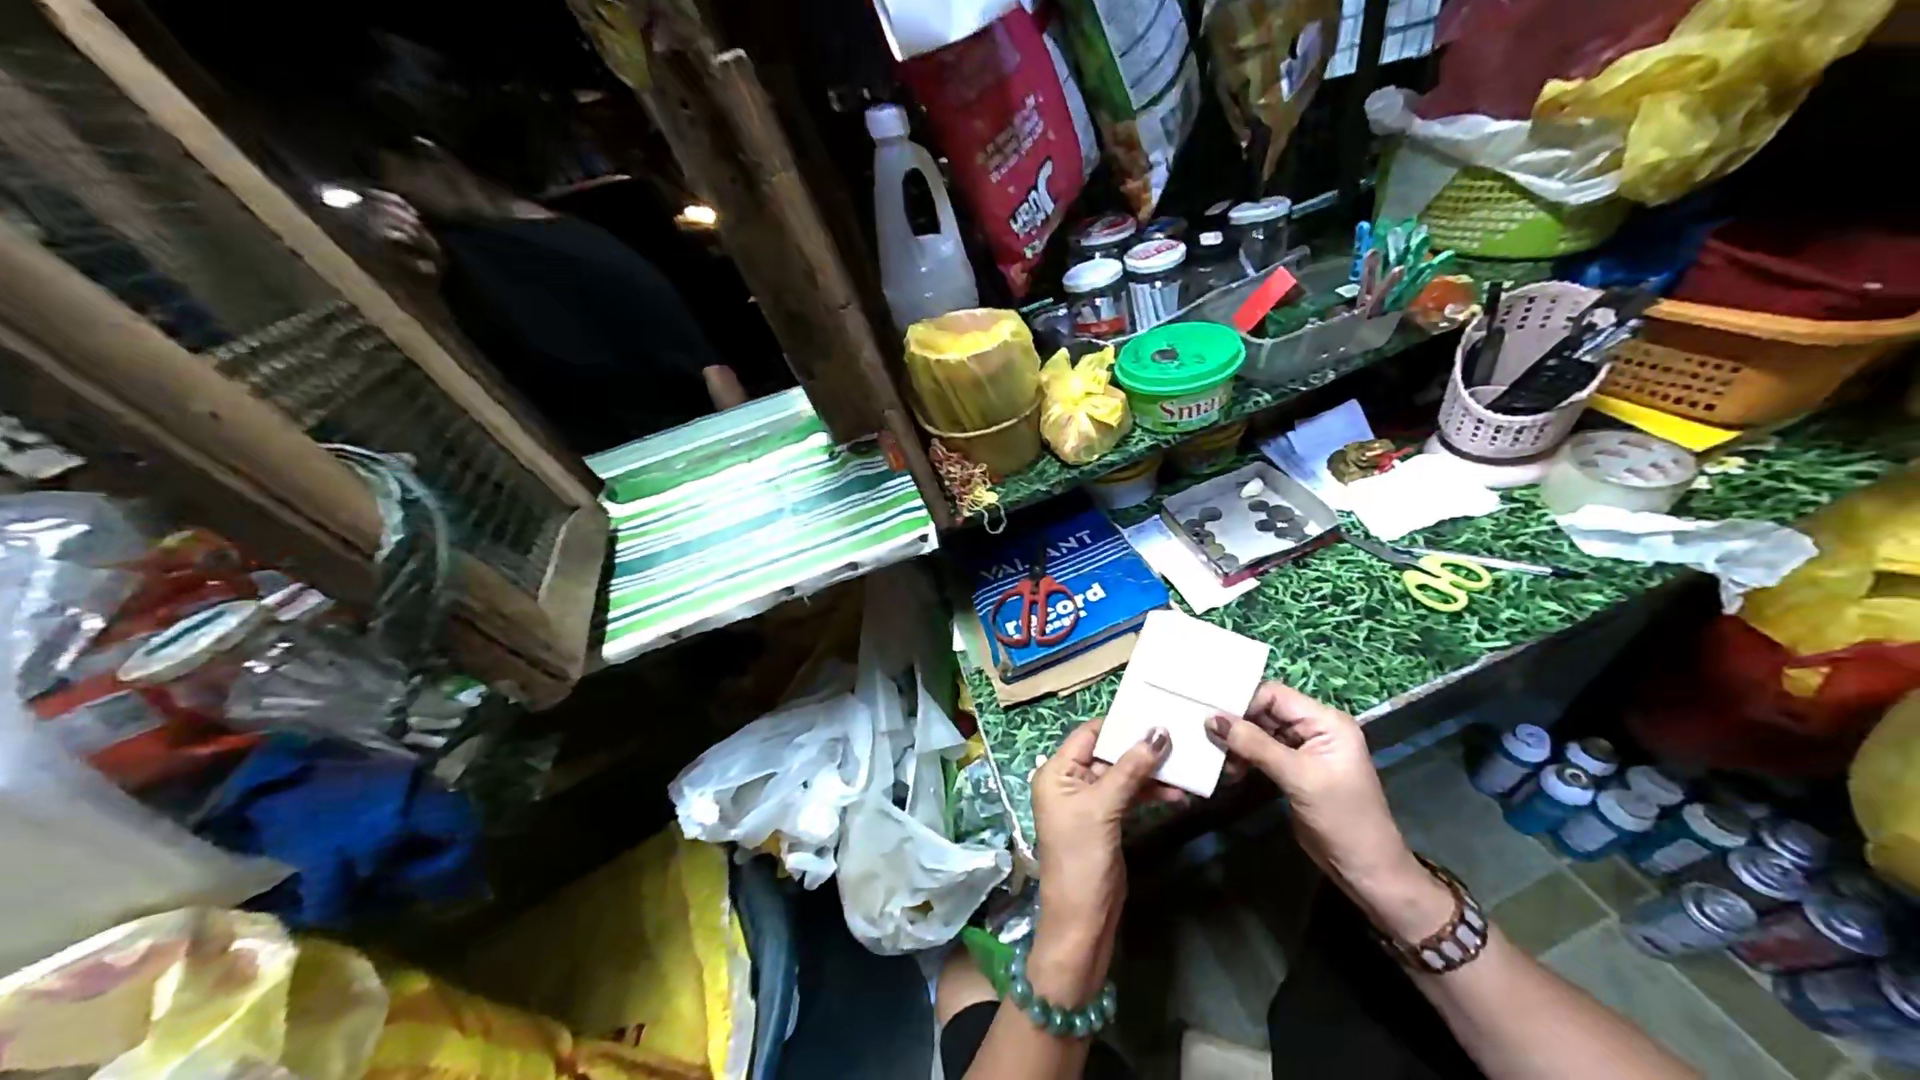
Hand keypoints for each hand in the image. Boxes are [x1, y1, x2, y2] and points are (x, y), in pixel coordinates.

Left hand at [1026, 718, 1175, 1001]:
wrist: (1082, 918)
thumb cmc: (1081, 857)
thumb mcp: (1103, 808)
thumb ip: (1130, 769)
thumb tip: (1158, 731)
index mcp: (1057, 771)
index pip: (1089, 734)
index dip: (1120, 724)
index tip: (1155, 712)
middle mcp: (1070, 781)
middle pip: (1109, 753)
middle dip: (1142, 749)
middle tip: (1179, 738)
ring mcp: (1090, 802)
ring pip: (1124, 775)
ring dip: (1152, 773)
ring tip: (1186, 770)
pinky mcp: (1108, 820)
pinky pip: (1131, 796)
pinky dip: (1151, 793)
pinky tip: (1178, 794)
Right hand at [1207, 683, 1449, 940]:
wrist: (1365, 869)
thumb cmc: (1342, 818)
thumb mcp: (1299, 777)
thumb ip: (1256, 745)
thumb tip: (1212, 719)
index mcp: (1326, 721)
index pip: (1274, 695)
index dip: (1242, 702)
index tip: (1211, 716)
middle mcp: (1314, 728)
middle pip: (1264, 711)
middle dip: (1236, 724)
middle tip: (1206, 737)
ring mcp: (1303, 750)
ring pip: (1258, 732)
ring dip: (1237, 744)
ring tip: (1217, 760)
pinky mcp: (1292, 769)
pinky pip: (1260, 752)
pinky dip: (1243, 759)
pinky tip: (1228, 771)